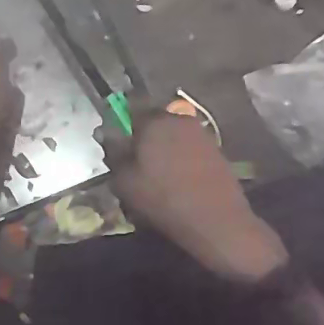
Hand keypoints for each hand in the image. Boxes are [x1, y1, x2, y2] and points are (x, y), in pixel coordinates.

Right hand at [109, 113, 288, 282]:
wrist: (217, 221)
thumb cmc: (163, 200)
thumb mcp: (126, 182)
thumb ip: (114, 153)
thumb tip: (106, 133)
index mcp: (154, 120)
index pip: (131, 104)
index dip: (121, 118)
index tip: (116, 137)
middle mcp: (179, 119)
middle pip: (154, 120)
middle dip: (143, 135)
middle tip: (135, 160)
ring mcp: (201, 133)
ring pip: (172, 134)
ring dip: (163, 147)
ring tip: (156, 174)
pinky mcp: (215, 149)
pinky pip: (189, 147)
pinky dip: (180, 157)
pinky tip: (177, 179)